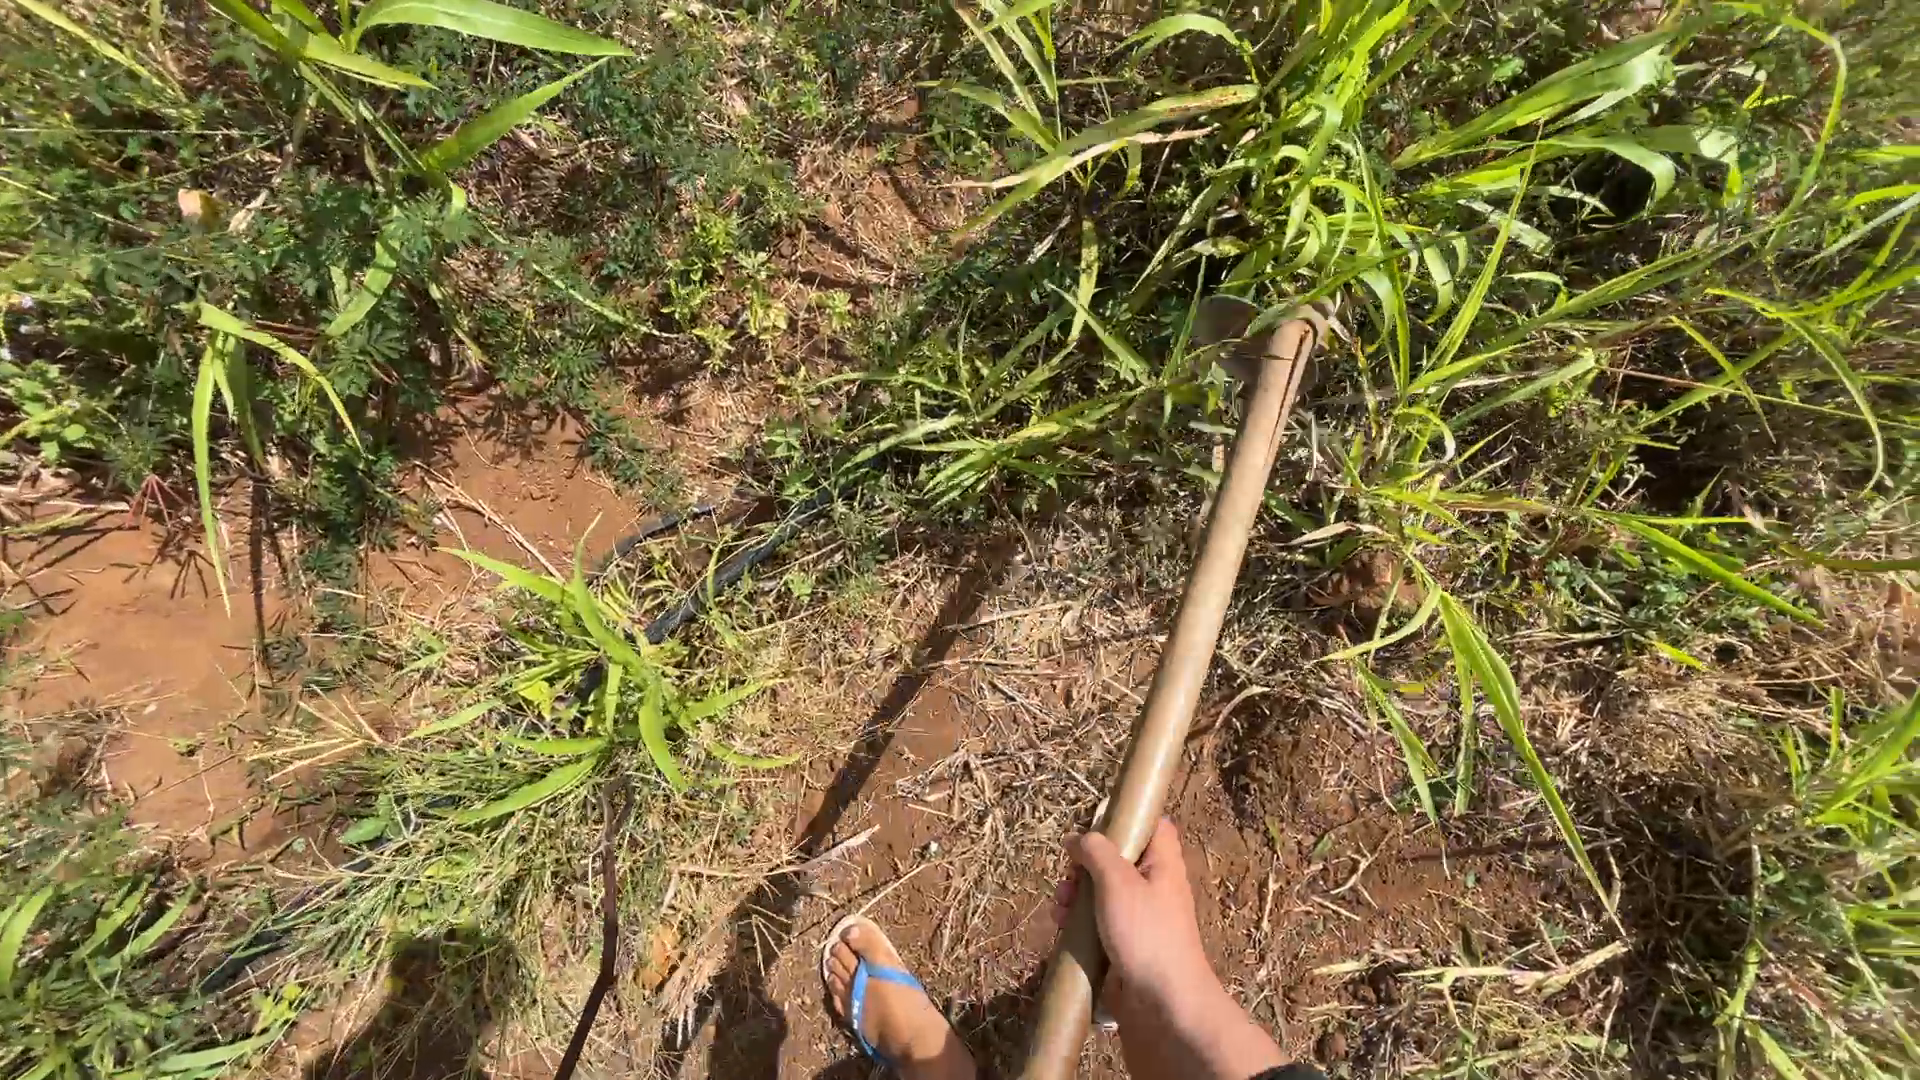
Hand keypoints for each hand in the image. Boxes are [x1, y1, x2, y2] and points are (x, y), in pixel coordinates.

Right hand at [1053, 817, 1218, 1012]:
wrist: (1165, 1007)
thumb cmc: (1146, 933)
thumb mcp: (1117, 881)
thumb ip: (1095, 851)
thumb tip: (1075, 838)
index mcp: (1162, 864)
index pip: (1153, 826)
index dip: (1127, 819)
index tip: (1097, 824)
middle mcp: (1153, 886)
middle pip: (1116, 859)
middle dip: (1085, 864)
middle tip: (1070, 876)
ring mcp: (1140, 918)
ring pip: (1102, 892)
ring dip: (1076, 894)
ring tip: (1061, 906)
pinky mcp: (1125, 945)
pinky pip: (1098, 922)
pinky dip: (1080, 921)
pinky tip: (1063, 927)